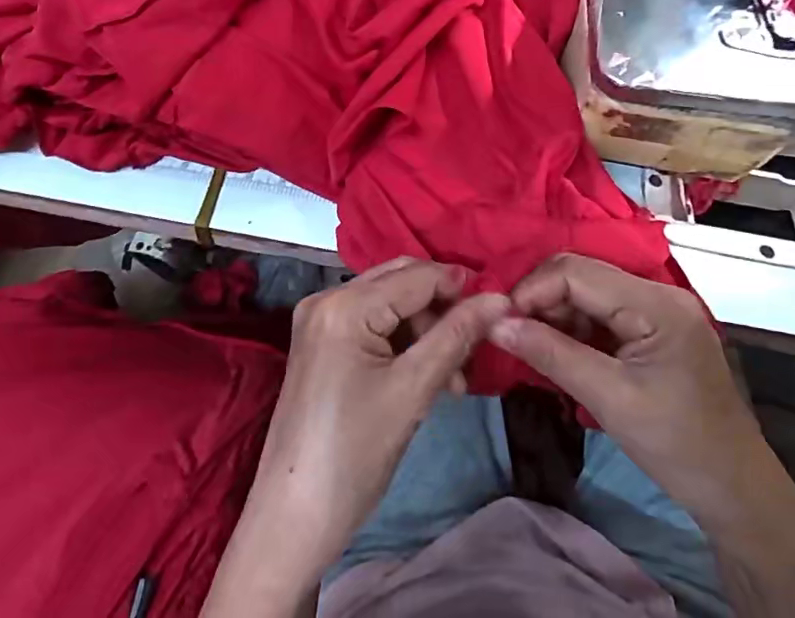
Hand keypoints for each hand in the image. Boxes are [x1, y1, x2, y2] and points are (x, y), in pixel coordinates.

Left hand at [203, 258, 508, 615]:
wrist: (294, 519)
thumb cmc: (354, 453)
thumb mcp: (414, 388)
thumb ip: (458, 335)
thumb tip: (501, 299)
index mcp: (344, 304)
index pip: (418, 276)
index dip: (463, 289)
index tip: (499, 316)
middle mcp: (327, 298)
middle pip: (402, 282)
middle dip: (443, 310)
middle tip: (475, 348)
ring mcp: (319, 320)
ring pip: (391, 304)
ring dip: (427, 331)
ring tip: (454, 380)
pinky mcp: (321, 343)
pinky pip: (374, 323)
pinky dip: (404, 342)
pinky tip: (426, 376)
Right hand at [486, 253, 767, 519]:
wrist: (733, 487)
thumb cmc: (676, 445)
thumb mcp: (608, 399)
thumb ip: (551, 354)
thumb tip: (497, 324)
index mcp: (656, 303)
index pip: (578, 272)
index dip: (533, 290)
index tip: (500, 323)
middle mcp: (659, 293)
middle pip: (583, 276)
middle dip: (541, 300)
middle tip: (510, 335)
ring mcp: (659, 309)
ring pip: (590, 293)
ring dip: (556, 315)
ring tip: (531, 347)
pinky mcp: (655, 328)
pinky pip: (604, 314)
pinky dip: (575, 329)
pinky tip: (558, 351)